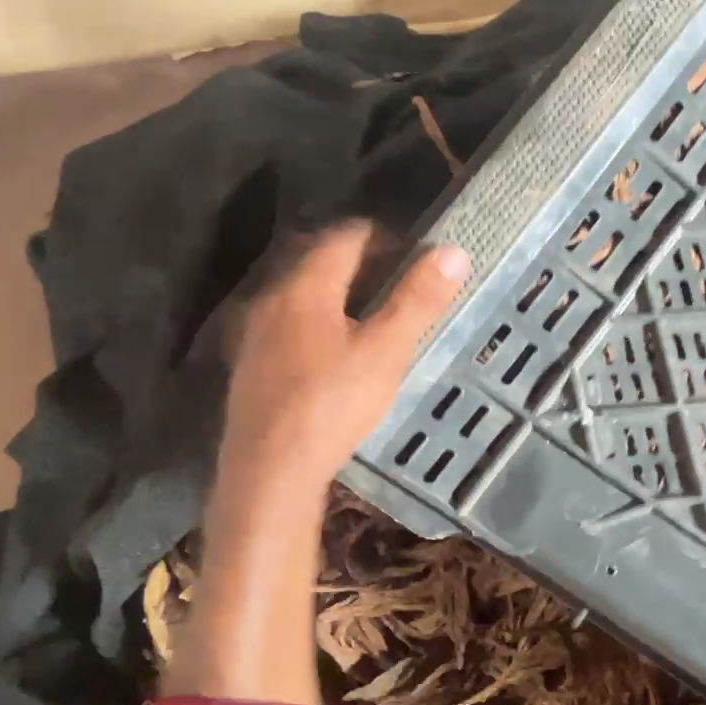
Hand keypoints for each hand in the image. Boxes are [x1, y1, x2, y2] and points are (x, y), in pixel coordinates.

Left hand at [216, 222, 469, 501]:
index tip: (419, 255)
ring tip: (379, 316)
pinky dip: (322, 319)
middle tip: (406, 283)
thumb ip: (418, 300)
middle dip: (364, 262)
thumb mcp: (387, 351)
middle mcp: (271, 296)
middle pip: (320, 259)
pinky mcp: (252, 362)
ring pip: (304, 292)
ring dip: (342, 292)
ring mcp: (256, 331)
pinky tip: (341, 351)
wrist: (271, 468)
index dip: (386, 237)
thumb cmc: (334, 404)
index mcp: (305, 286)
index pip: (347, 236)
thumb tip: (453, 251)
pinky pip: (292, 321)